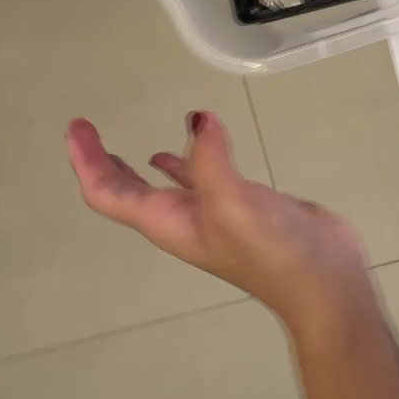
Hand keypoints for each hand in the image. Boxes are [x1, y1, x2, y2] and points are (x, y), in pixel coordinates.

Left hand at [66, 112, 375, 335]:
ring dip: (138, 167)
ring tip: (123, 145)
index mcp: (168, 223)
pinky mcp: (243, 206)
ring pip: (162, 187)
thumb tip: (198, 118)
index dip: (87, 161)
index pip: (110, 193)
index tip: (77, 126)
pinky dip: (188, 162)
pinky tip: (191, 146)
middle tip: (88, 130)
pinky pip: (201, 179)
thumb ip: (210, 158)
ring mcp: (213, 215)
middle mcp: (182, 220)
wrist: (321, 280)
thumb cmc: (269, 248)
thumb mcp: (231, 201)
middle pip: (127, 193)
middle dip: (102, 163)